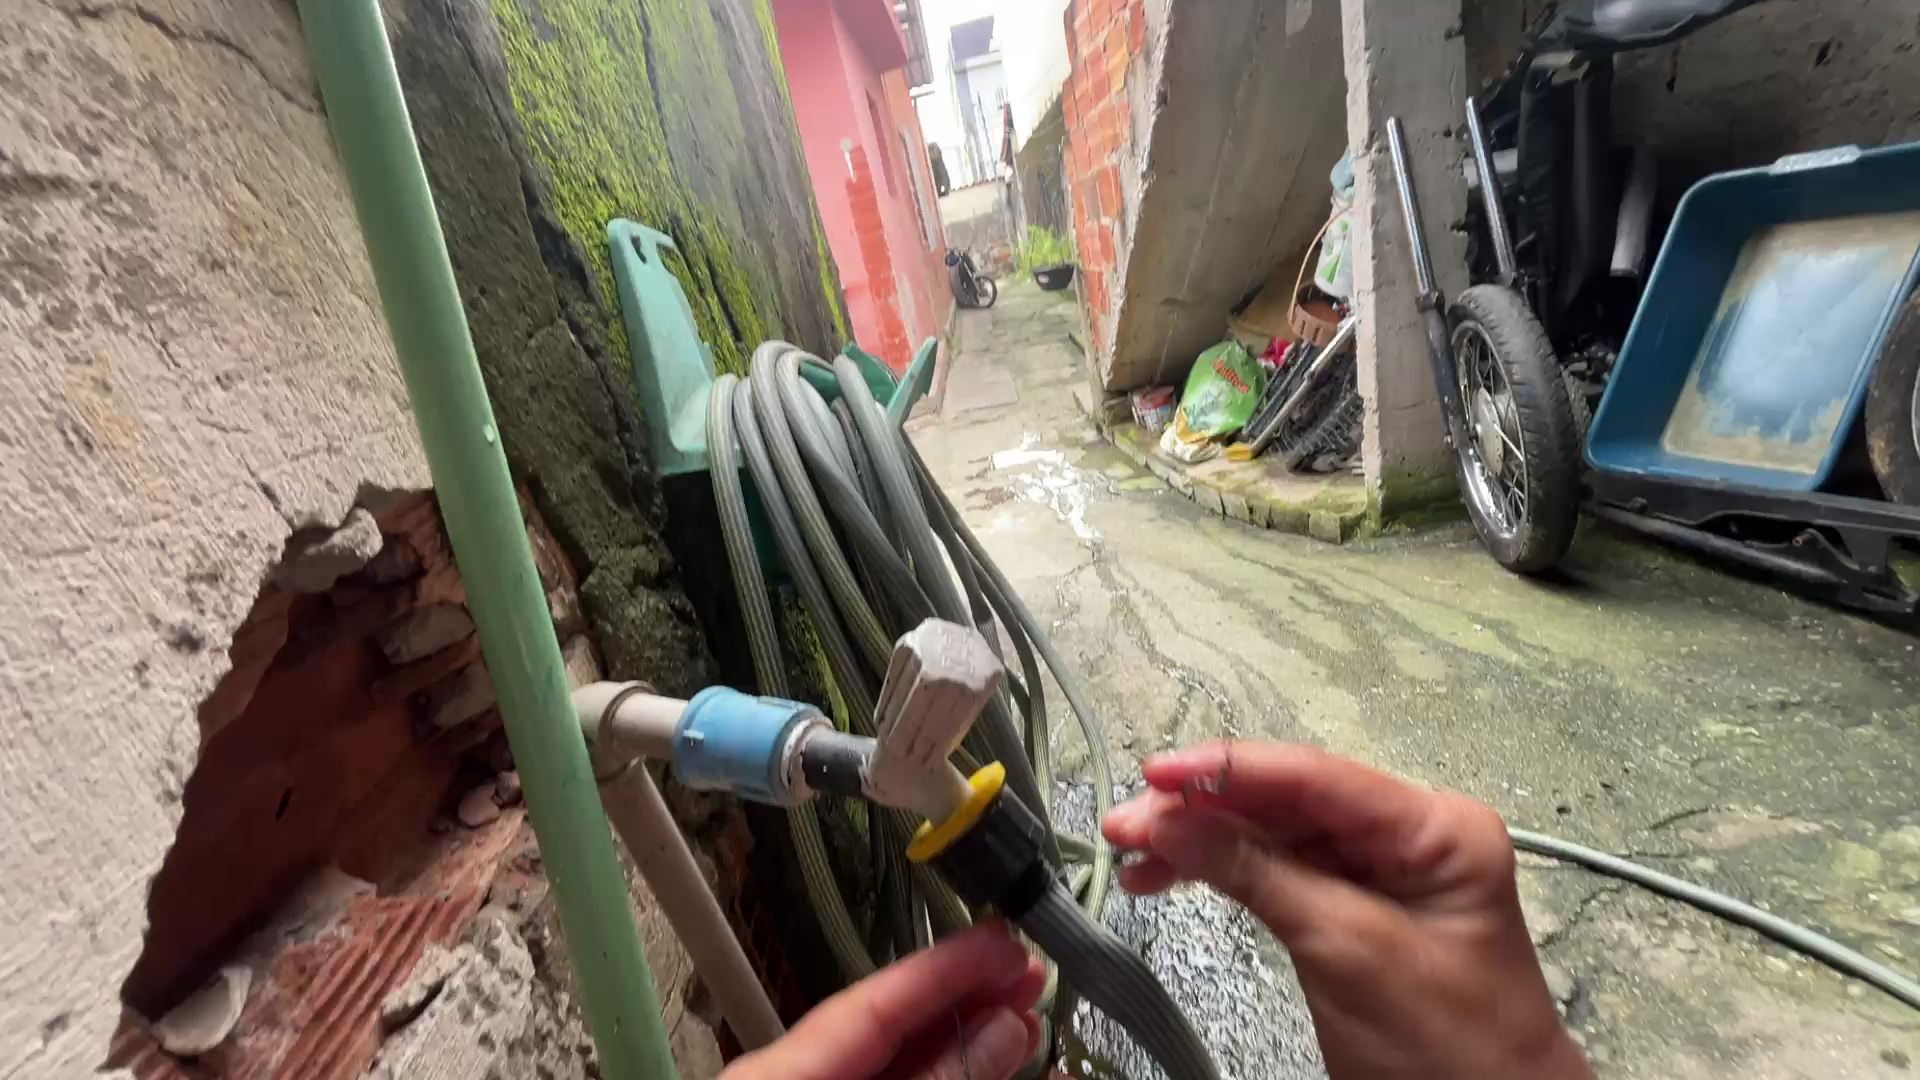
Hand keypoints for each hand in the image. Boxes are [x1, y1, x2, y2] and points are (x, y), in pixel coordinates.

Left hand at [722, 921, 1045, 1079]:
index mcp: (781, 1070)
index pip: (876, 999)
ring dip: (972, 1041)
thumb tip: (1005, 1027)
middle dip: (969, 998)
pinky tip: (997, 1065)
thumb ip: (938, 1076)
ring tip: (1029, 1018)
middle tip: (1030, 972)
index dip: (945, 965)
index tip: (1004, 939)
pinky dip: (952, 1076)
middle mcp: (804, 1076)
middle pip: (896, 1027)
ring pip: (909, 1062)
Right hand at [1102, 741, 1591, 1079]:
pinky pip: (1263, 863)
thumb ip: (1255, 871)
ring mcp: (1364, 859)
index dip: (1226, 767)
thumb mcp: (1347, 949)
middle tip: (1126, 825)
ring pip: (1260, 827)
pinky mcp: (1336, 892)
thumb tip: (1164, 820)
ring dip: (1192, 838)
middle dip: (1197, 808)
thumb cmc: (1440, 1048)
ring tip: (1128, 851)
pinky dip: (1210, 868)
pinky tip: (1160, 875)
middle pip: (1278, 797)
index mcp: (1428, 824)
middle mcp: (1394, 827)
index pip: (1311, 775)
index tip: (1155, 772)